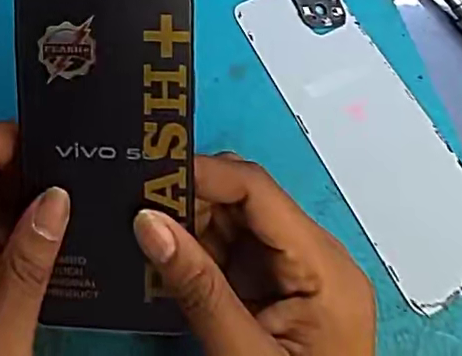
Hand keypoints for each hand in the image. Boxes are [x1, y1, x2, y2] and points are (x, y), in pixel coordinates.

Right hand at [134, 153, 374, 355]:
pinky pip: (229, 248)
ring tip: (145, 235)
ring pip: (230, 218)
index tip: (149, 173)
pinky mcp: (275, 289)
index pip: (256, 188)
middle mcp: (313, 256)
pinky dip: (195, 250)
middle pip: (241, 198)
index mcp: (323, 265)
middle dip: (188, 199)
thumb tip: (148, 221)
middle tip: (137, 208)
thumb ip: (199, 289)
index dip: (202, 172)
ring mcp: (294, 272)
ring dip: (187, 224)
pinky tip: (166, 261)